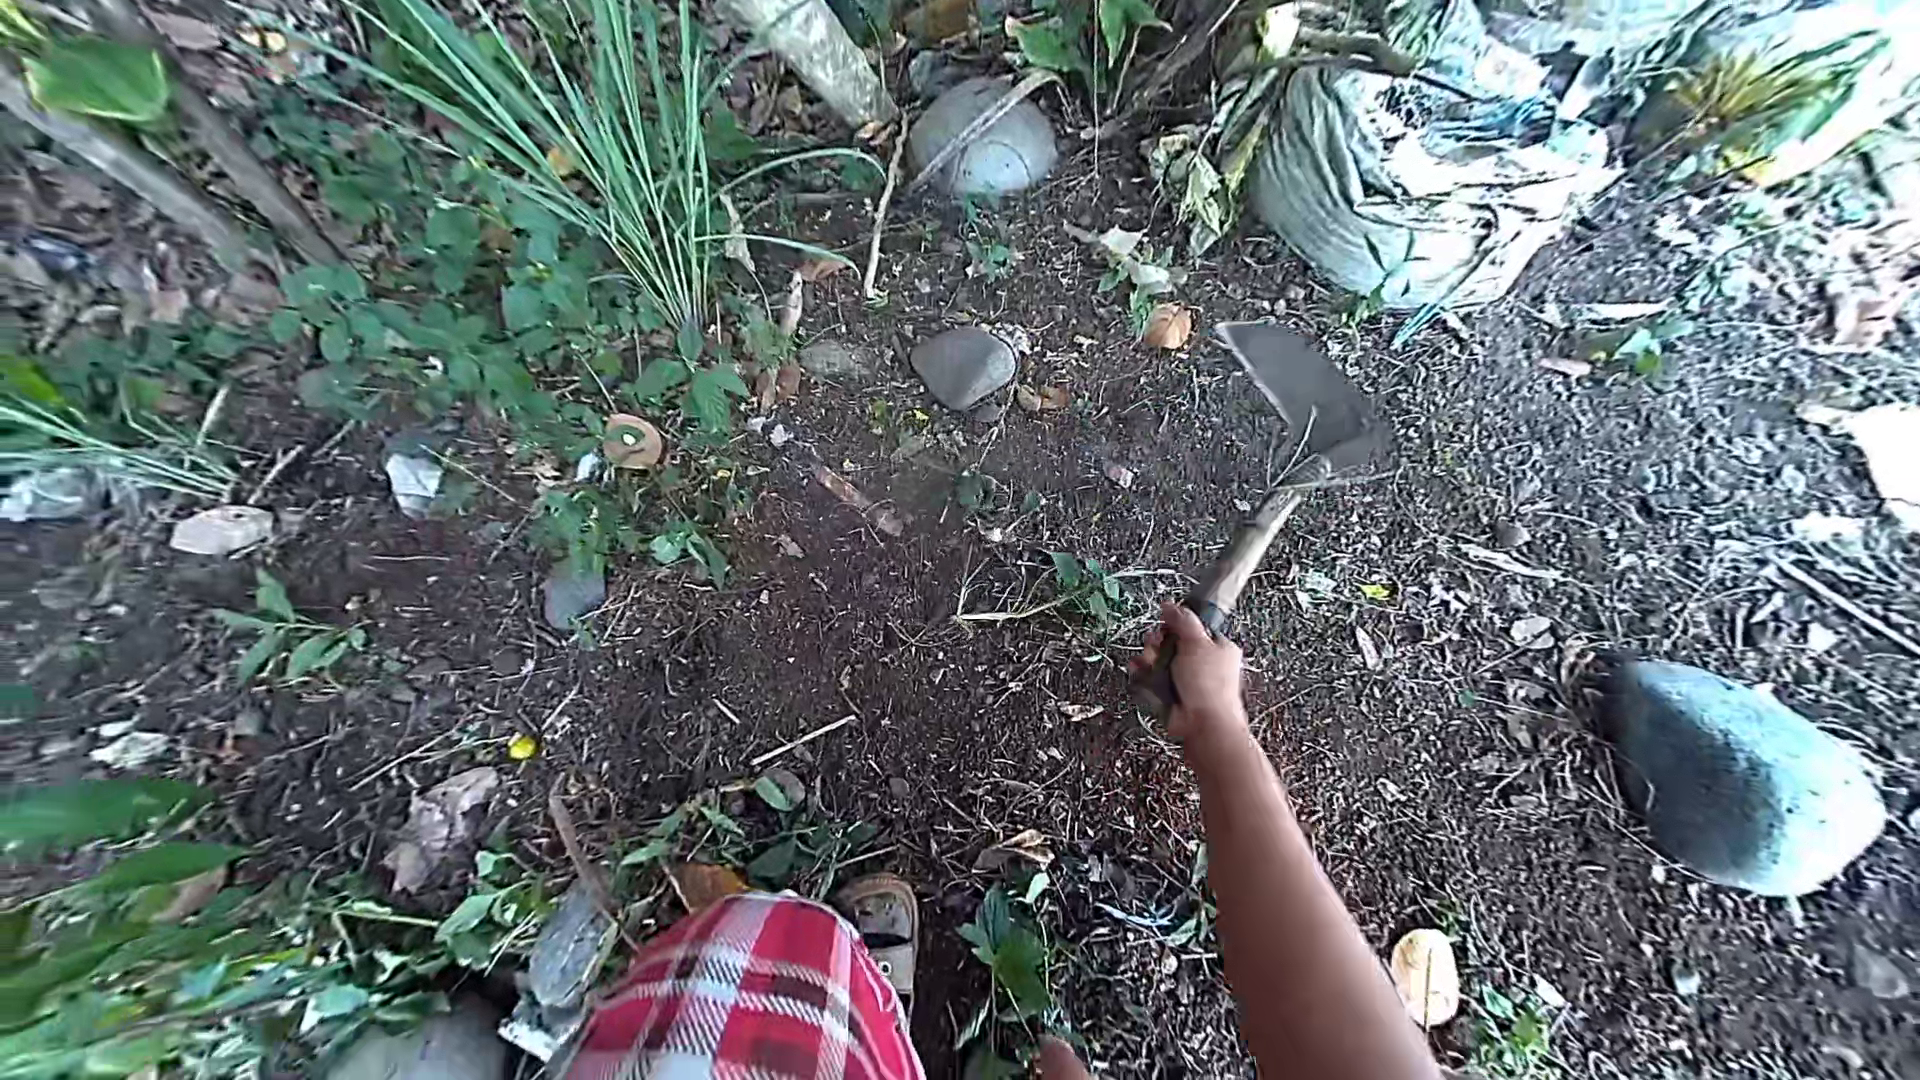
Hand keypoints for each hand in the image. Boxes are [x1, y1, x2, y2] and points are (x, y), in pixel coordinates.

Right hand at [1130, 601, 1248, 752]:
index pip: (1192, 626)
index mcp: (1217, 647)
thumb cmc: (1210, 687)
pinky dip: (1143, 673)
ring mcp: (1185, 678)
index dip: (1176, 624)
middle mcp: (1202, 662)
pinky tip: (1140, 670)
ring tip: (1149, 661)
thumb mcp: (1197, 642)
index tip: (1167, 624)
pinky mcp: (1170, 692)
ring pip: (1158, 658)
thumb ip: (1183, 620)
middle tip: (1157, 644)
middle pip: (1170, 641)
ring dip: (1149, 657)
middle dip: (1158, 642)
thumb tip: (1170, 606)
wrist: (1203, 725)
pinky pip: (1151, 676)